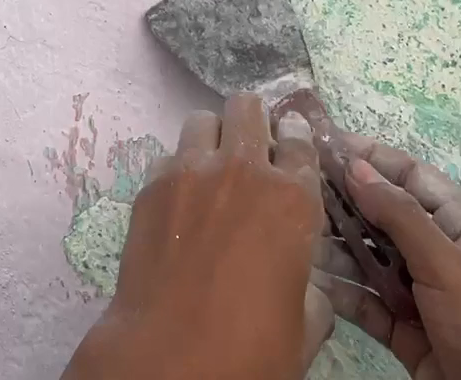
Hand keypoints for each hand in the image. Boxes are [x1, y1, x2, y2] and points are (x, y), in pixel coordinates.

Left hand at [63, 94, 329, 379]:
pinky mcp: (152, 182)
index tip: (292, 136)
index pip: (301, 142)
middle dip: (253, 120)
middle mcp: (242, 171)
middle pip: (247, 108)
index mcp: (292, 200)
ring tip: (213, 166)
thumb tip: (299, 272)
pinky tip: (182, 200)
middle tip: (252, 145)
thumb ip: (308, 281)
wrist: (172, 352)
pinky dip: (180, 169)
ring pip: (202, 120)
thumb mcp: (306, 322)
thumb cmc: (252, 347)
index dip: (298, 136)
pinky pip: (170, 157)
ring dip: (213, 136)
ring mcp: (191, 170)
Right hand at [310, 131, 460, 379]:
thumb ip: (400, 215)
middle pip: (387, 215)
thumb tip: (354, 164)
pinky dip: (341, 290)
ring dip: (336, 245)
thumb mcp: (450, 267)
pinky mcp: (408, 333)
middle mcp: (445, 257)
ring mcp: (426, 296)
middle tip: (294, 182)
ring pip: (372, 258)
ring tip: (293, 230)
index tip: (322, 139)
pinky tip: (309, 277)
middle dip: (344, 198)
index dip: (371, 155)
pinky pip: (368, 302)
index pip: (414, 176)